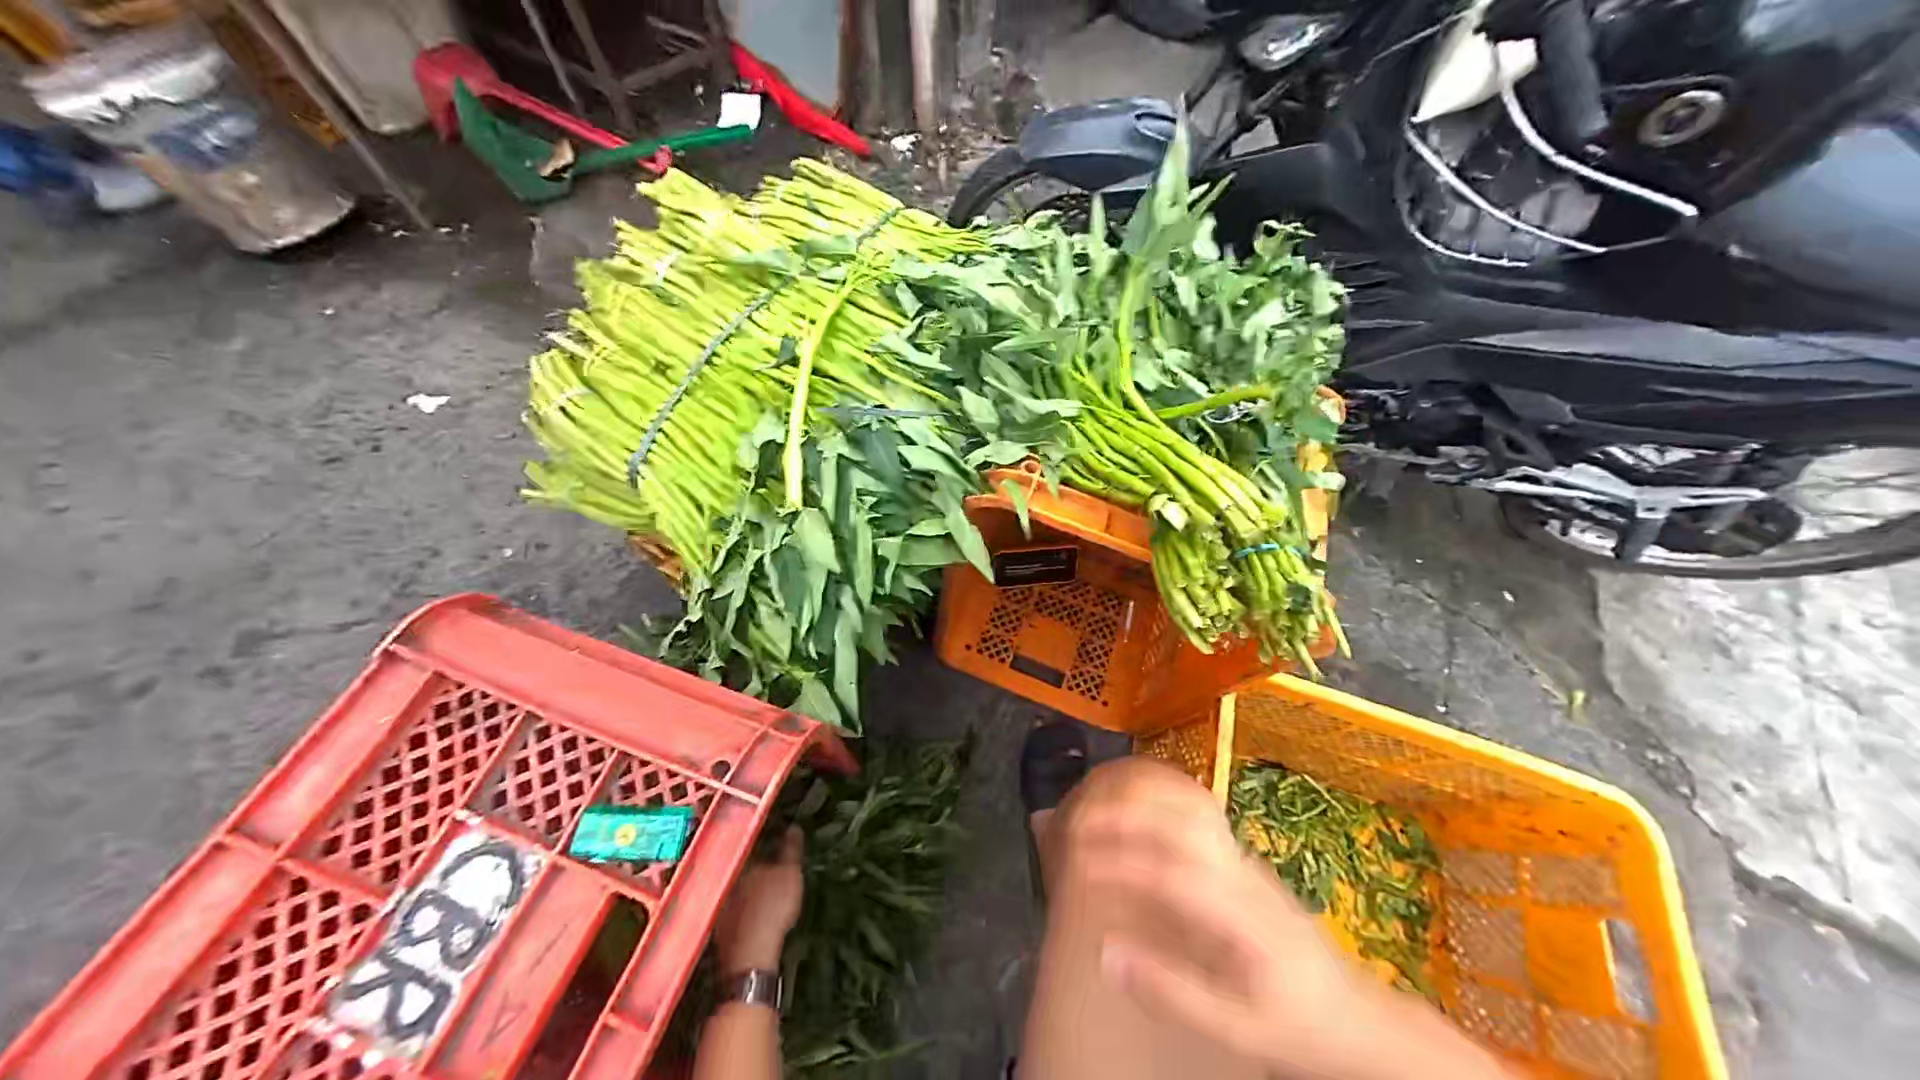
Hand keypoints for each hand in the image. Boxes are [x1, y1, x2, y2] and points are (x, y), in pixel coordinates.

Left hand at [714, 826, 804, 973]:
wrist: (750, 957)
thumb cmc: (771, 908)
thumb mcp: (790, 874)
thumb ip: (791, 849)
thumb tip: (794, 827)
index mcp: (738, 858)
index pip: (751, 837)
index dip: (767, 833)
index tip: (780, 831)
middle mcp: (722, 874)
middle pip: (741, 857)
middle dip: (757, 854)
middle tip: (775, 852)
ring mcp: (718, 899)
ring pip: (736, 878)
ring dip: (750, 876)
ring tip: (769, 876)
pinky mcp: (718, 920)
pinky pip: (733, 898)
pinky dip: (745, 895)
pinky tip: (758, 902)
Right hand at [1074, 799, 1409, 1079]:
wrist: (1358, 1017)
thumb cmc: (1296, 1026)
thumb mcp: (1236, 1027)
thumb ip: (1171, 989)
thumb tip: (1105, 950)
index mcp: (1243, 916)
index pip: (1173, 873)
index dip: (1122, 862)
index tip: (1079, 863)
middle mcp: (1243, 875)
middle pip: (1181, 825)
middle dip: (1127, 817)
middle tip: (1080, 821)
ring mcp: (1246, 862)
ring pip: (1192, 811)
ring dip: (1144, 801)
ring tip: (1101, 801)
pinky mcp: (1243, 861)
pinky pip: (1199, 817)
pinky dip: (1162, 802)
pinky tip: (1138, 805)